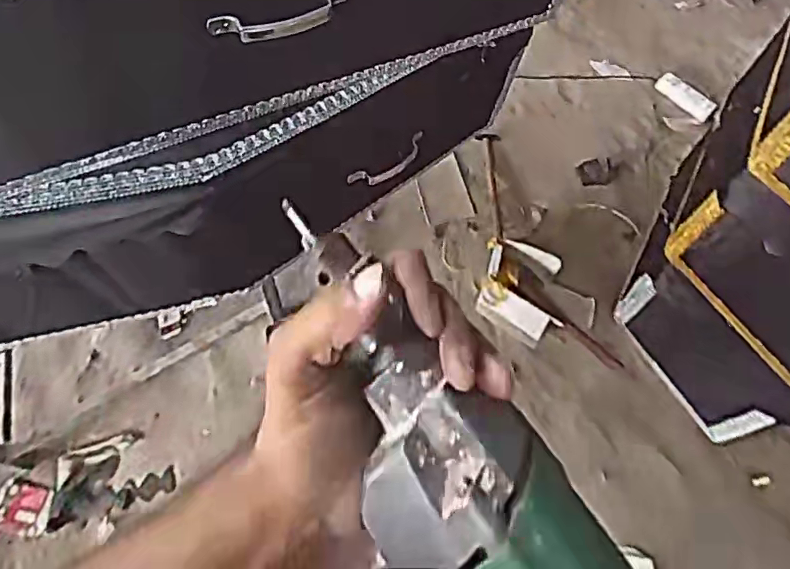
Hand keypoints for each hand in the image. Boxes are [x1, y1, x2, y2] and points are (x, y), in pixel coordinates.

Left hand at [248, 251, 511, 546]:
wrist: (312, 514)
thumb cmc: (294, 433)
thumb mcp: (292, 364)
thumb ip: (322, 317)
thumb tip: (374, 279)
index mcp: (357, 313)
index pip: (397, 273)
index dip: (418, 285)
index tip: (426, 319)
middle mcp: (392, 333)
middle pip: (437, 301)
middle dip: (452, 324)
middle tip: (452, 364)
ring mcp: (420, 369)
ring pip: (461, 333)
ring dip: (475, 348)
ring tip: (471, 381)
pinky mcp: (442, 405)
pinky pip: (476, 375)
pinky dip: (493, 373)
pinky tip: (497, 389)